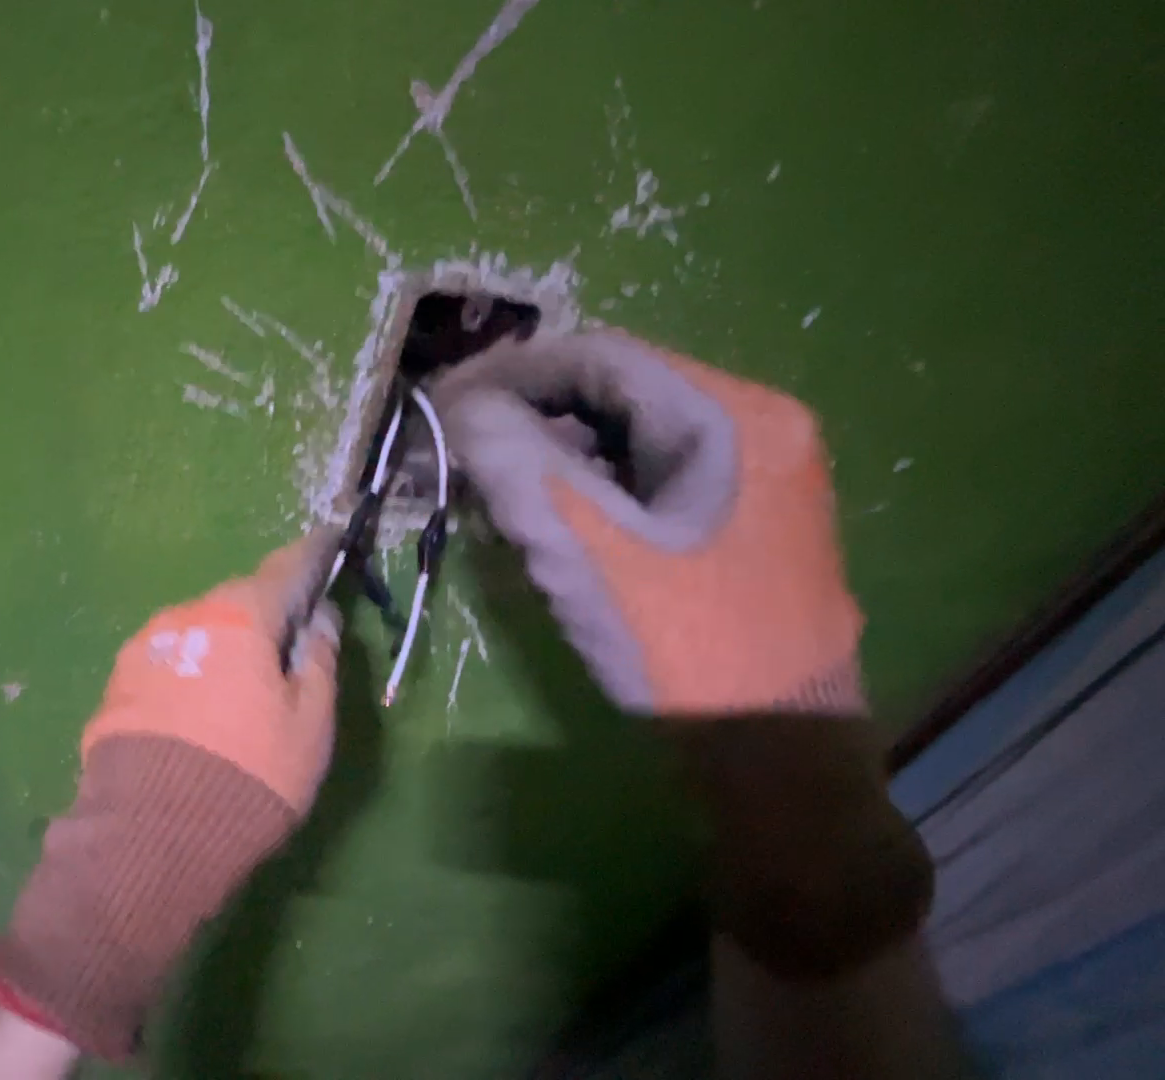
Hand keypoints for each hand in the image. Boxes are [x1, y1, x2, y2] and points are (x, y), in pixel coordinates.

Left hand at [0, 533, 341, 1061]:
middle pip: (239, 600)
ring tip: (238, 688)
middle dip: (266, 612)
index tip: (330, 540)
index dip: (314, 553)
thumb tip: (319, 617)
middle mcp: (187, 614)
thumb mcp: (310, 722)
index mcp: (241, 615)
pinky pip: (169, 659)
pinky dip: (191, 669)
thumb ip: (319, 657)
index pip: (287, 568)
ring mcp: (144, 645)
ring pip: (200, 629)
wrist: (151, 834)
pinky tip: (197, 710)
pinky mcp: (118, 680)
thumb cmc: (251, 773)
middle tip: (288, 643)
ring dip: (224, 643)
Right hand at [430, 330, 863, 715]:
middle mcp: (752, 424)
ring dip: (549, 445)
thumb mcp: (586, 550)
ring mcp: (749, 470)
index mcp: (731, 418)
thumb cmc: (684, 644)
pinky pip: (644, 471)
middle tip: (457, 439)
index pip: (601, 358)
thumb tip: (458, 406)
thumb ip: (517, 465)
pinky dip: (584, 478)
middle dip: (526, 409)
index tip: (443, 400)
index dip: (511, 372)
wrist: (775, 750)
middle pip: (614, 390)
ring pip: (626, 431)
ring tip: (488, 476)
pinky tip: (542, 508)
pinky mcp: (736, 512)